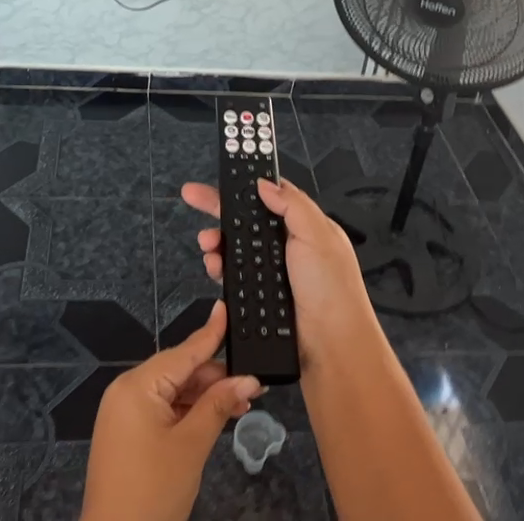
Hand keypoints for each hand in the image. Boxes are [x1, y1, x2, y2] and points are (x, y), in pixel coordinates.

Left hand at [81, 301, 263, 520]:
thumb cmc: (153, 490)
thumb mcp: (192, 445)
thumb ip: (219, 405)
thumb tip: (248, 379)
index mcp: (137, 385)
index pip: (183, 352)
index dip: (210, 332)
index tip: (226, 307)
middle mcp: (126, 390)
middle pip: (178, 370)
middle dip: (214, 377)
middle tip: (253, 383)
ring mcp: (123, 412)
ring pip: (172, 390)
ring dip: (204, 397)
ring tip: (241, 404)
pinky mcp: (125, 431)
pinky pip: (161, 408)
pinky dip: (187, 411)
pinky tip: (214, 417)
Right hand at [181, 177, 376, 367]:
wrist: (331, 346)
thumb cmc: (330, 286)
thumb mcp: (317, 234)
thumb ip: (292, 204)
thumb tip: (263, 184)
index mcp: (305, 226)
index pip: (272, 197)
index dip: (247, 185)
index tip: (223, 176)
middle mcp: (288, 246)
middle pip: (247, 221)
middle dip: (220, 210)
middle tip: (192, 197)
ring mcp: (273, 272)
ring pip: (236, 248)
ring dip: (218, 241)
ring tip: (206, 242)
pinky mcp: (260, 295)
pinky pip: (234, 275)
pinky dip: (220, 268)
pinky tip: (213, 266)